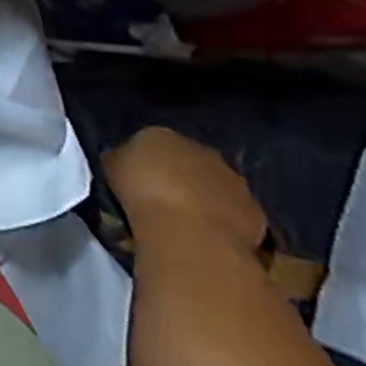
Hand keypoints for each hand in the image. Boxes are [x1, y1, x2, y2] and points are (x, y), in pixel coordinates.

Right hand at [104, 128, 266, 254]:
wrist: (189, 231)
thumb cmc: (140, 194)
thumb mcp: (112, 170)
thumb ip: (119, 160)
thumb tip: (122, 159)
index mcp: (159, 134)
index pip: (148, 141)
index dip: (142, 159)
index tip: (135, 177)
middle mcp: (199, 148)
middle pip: (185, 158)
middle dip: (177, 172)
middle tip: (161, 195)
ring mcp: (232, 178)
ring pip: (212, 182)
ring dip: (202, 194)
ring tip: (186, 217)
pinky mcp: (253, 208)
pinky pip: (232, 208)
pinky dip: (221, 216)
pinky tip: (207, 231)